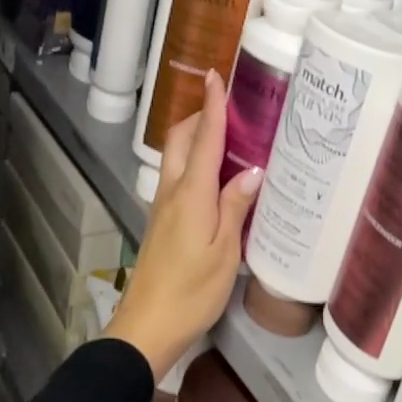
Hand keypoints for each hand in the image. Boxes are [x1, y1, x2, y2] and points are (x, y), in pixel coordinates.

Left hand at [103, 69, 263, 381]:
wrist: (148, 326)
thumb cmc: (192, 291)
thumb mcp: (225, 252)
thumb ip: (236, 207)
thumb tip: (253, 171)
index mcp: (192, 194)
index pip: (204, 139)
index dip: (212, 106)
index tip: (215, 75)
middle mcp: (173, 192)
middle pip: (182, 140)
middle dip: (201, 116)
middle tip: (232, 108)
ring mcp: (163, 207)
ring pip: (178, 158)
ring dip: (198, 138)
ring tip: (232, 137)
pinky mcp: (163, 222)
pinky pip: (180, 178)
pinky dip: (197, 163)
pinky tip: (220, 178)